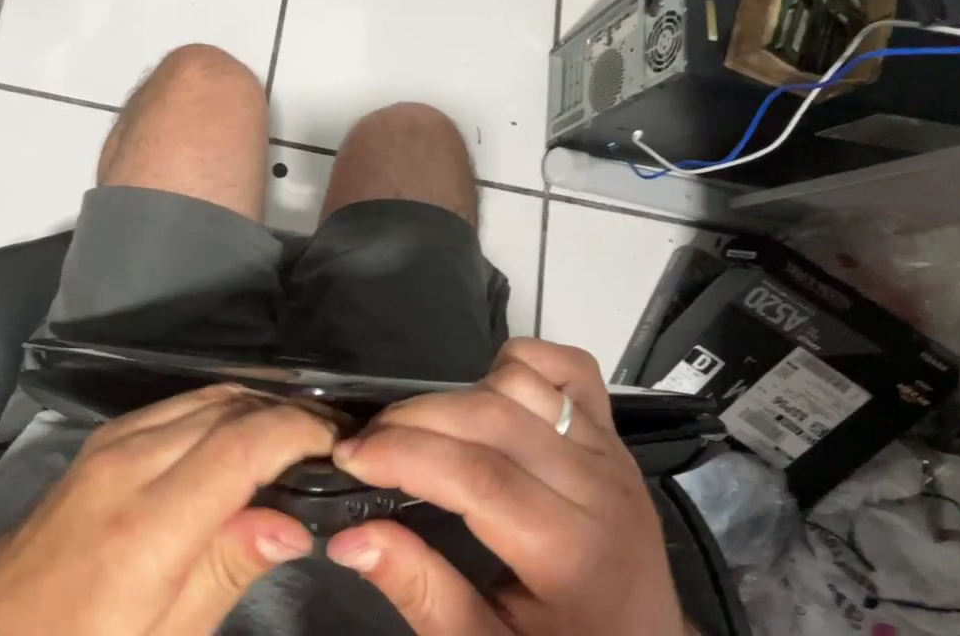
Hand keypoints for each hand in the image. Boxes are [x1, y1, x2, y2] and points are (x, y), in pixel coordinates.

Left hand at [0, 384, 336, 635]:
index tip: (341, 446)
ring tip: (302, 436)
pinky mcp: (108, 436)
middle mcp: (131, 463)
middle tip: (335, 443)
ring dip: (260, 406)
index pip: (240, 446)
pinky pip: (181, 403)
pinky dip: (226, 408)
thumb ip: (226, 571)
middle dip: (289, 415)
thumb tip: (294, 525)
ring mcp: (115, 441)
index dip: (299, 433)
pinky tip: (248, 433)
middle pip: (228, 408)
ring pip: (207, 396)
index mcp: (148, 525)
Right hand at [325, 339, 688, 635]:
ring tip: (419, 434)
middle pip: (491, 419)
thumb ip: (421, 592)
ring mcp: (611, 453)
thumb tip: (348, 537)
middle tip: (363, 447)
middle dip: (411, 421)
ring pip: (521, 384)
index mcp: (574, 553)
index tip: (346, 457)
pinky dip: (519, 366)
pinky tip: (485, 395)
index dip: (403, 454)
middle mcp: (599, 489)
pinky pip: (568, 369)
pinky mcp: (613, 436)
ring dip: (455, 397)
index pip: (478, 476)